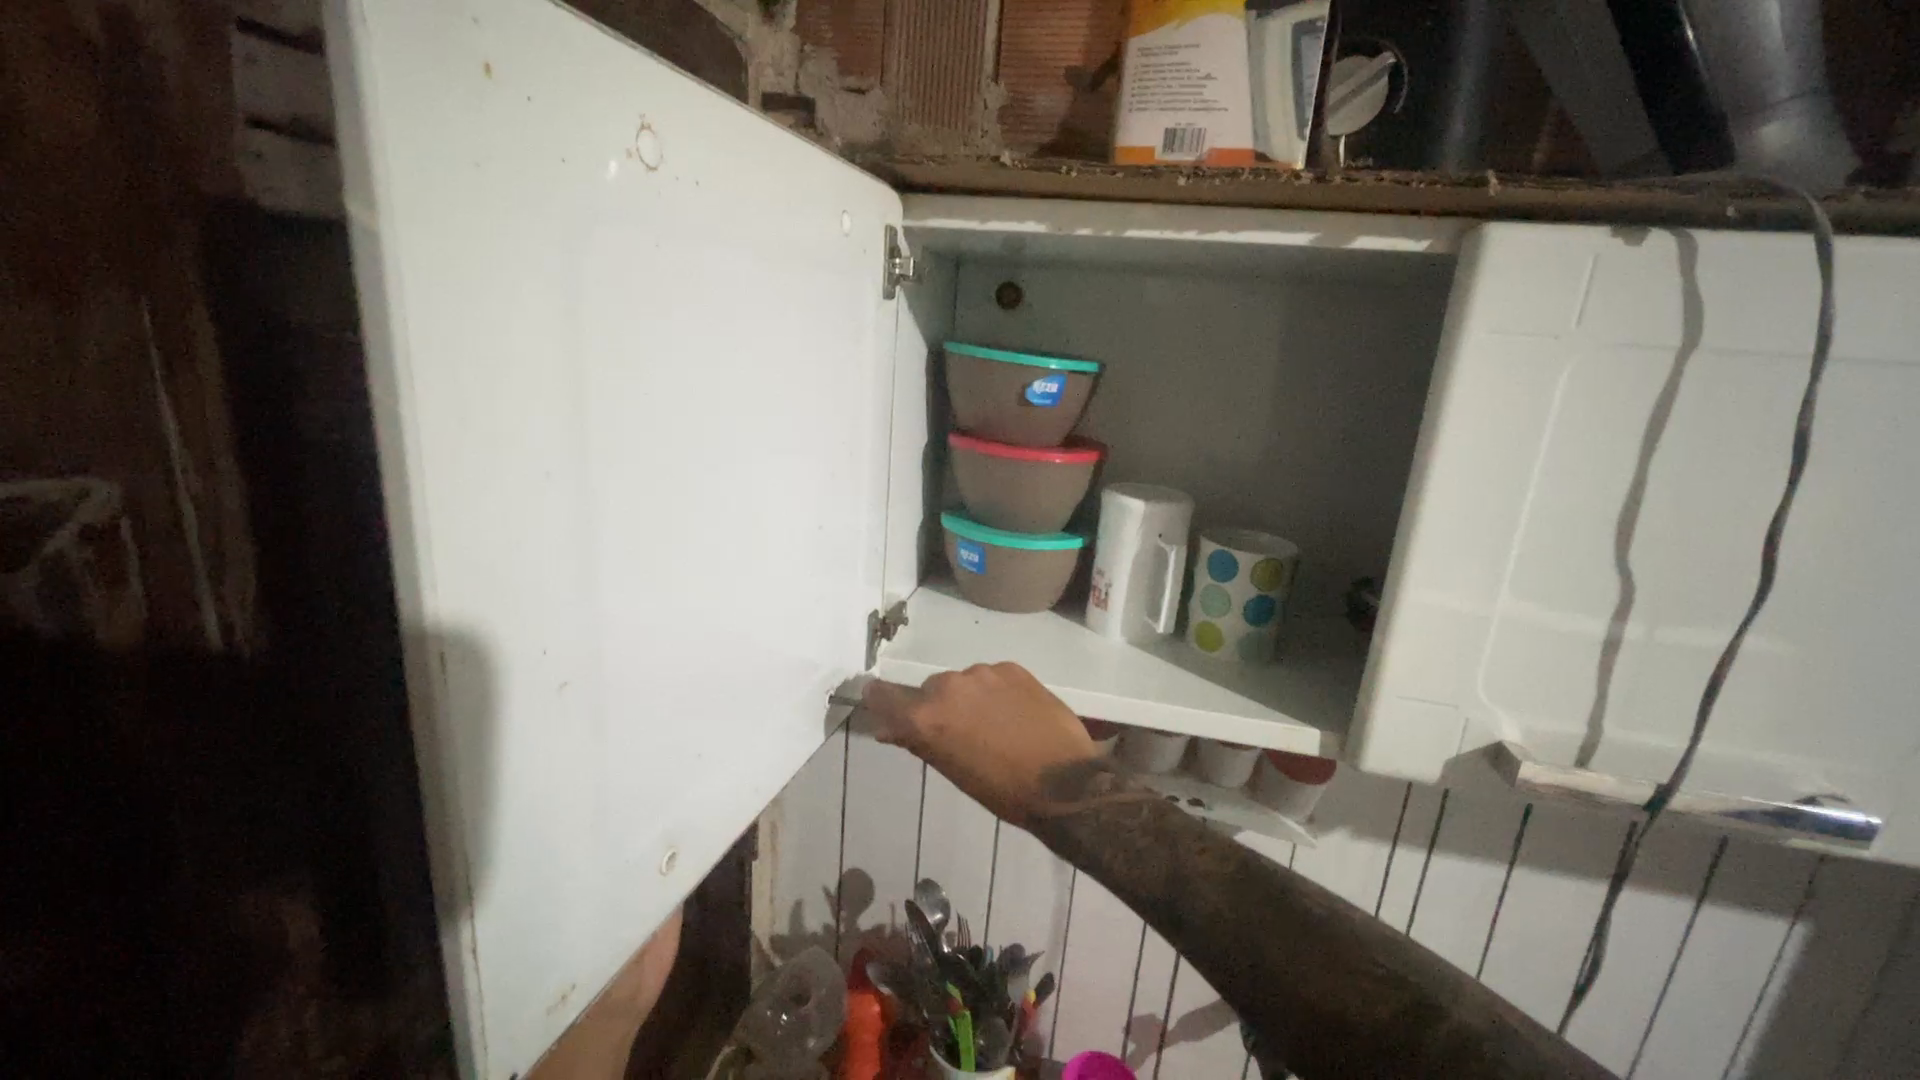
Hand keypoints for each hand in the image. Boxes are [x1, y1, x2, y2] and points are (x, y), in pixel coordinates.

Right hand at [861, 663, 1100, 826]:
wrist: (1063, 780)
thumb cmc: (1001, 789)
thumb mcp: (952, 770)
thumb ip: (918, 742)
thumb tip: (889, 729)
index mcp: (926, 716)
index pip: (884, 695)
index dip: (881, 700)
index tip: (882, 704)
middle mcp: (948, 686)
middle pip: (930, 690)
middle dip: (938, 707)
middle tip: (960, 733)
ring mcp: (983, 673)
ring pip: (963, 682)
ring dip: (969, 698)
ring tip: (995, 726)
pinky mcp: (1012, 668)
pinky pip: (992, 677)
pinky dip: (996, 692)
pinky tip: (1015, 714)